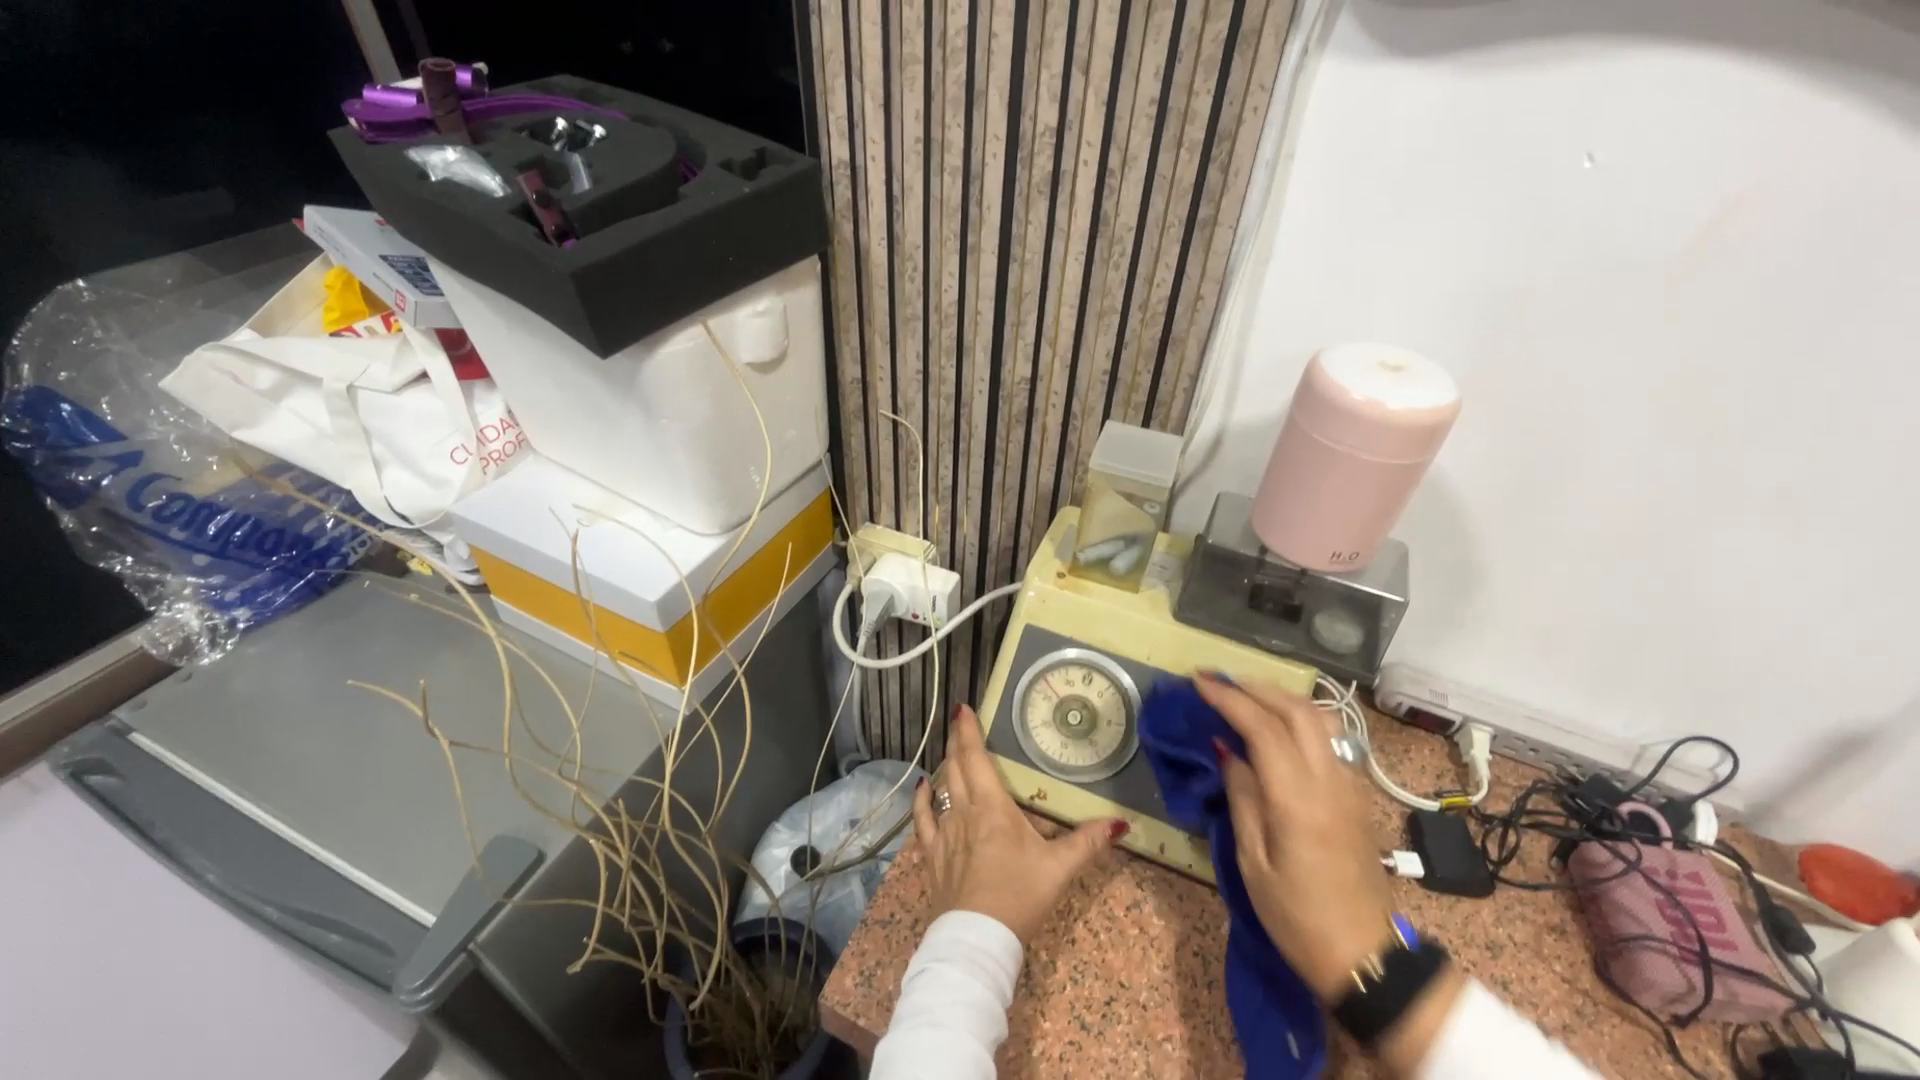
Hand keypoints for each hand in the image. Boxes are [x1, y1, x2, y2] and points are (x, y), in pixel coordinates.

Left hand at [910, 705, 1129, 943]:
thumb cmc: (1019, 896)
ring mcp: (943, 834)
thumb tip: (1119, 823)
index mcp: (993, 808)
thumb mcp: (1059, 869)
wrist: (977, 938)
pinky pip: (922, 820)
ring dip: (944, 767)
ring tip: (949, 753)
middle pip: (955, 768)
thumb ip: (1087, 842)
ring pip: (940, 790)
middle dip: (956, 742)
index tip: (962, 708)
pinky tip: (922, 789)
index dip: (968, 731)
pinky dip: (922, 801)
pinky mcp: (932, 856)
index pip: (976, 759)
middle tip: (958, 723)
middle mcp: (963, 813)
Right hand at [1195, 673, 1396, 1001]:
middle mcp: (1330, 781)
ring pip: (1320, 718)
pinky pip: (1331, 738)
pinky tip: (1277, 724)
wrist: (1363, 952)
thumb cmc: (1296, 916)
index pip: (1263, 728)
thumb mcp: (1253, 861)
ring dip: (1281, 697)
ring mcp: (1350, 785)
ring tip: (1245, 694)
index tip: (1199, 682)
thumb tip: (1228, 751)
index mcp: (1298, 800)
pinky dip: (1300, 717)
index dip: (1229, 699)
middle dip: (1255, 688)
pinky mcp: (1357, 794)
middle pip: (1297, 711)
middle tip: (1217, 680)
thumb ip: (1243, 797)